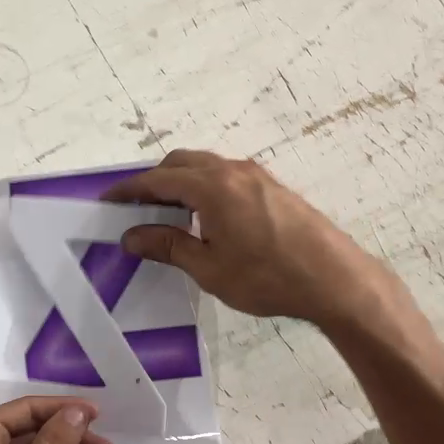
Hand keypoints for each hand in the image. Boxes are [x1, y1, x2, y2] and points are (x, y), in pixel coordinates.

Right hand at [102, 149, 406, 331]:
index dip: (129, 190)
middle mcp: (233, 171)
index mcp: (212, 187)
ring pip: (205, 166)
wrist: (335, 280)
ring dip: (180, 182)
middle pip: (180, 163)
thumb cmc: (267, 277)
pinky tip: (204, 218)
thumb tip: (132, 236)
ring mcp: (257, 176)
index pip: (158, 180)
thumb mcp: (209, 268)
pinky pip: (225, 176)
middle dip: (153, 181)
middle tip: (135, 210)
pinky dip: (203, 187)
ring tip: (167, 216)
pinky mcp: (272, 188)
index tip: (107, 202)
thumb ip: (168, 246)